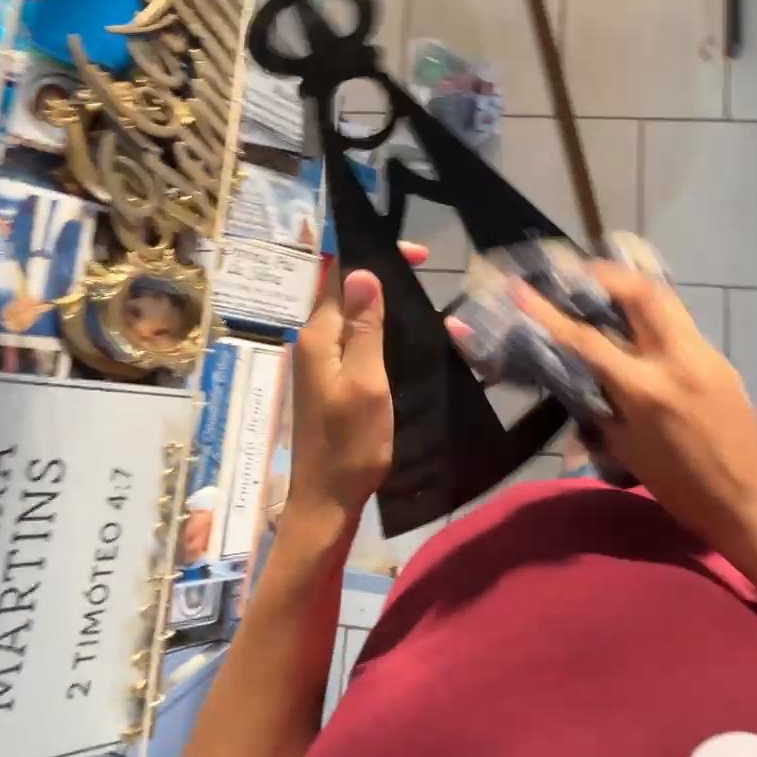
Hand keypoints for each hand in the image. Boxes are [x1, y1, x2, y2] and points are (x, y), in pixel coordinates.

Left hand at [288, 242, 427, 525]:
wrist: (328, 500)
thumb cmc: (350, 443)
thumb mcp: (366, 381)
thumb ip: (364, 327)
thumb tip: (362, 271)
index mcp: (319, 336)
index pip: (341, 274)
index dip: (374, 256)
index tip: (417, 256)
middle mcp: (316, 342)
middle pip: (349, 293)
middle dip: (389, 281)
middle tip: (430, 280)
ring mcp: (324, 363)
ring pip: (359, 319)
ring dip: (393, 312)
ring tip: (440, 317)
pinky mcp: (335, 381)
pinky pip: (361, 344)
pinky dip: (388, 337)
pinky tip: (420, 346)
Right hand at [495, 264, 756, 575]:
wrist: (748, 501)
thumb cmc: (678, 486)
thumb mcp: (625, 449)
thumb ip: (599, 405)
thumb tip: (575, 376)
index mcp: (646, 391)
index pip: (587, 340)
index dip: (548, 312)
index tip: (520, 289)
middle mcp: (676, 361)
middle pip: (640, 294)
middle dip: (605, 276)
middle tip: (577, 276)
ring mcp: (703, 354)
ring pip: (664, 299)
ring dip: (630, 288)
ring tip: (604, 291)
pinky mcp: (719, 358)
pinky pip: (679, 321)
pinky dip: (651, 314)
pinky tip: (637, 326)